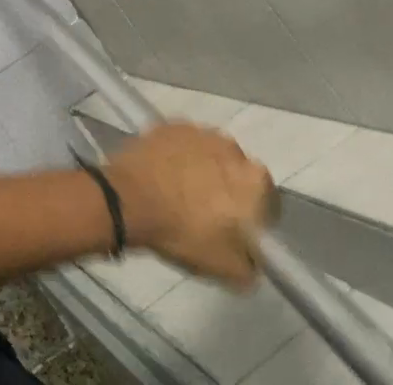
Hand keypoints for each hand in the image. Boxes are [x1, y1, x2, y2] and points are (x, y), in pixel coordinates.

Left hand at [103, 123, 276, 287]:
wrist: (125, 200)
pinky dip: (178, 154)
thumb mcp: (227, 268)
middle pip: (237, 172)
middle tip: (207, 208)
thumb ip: (251, 265)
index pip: (267, 200)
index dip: (255, 216)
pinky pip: (181, 143)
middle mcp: (231, 147)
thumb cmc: (181, 232)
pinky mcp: (166, 125)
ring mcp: (196, 131)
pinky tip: (165, 171)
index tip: (237, 228)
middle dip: (228, 187)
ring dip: (203, 167)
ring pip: (209, 154)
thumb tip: (252, 261)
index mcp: (254, 179)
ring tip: (182, 188)